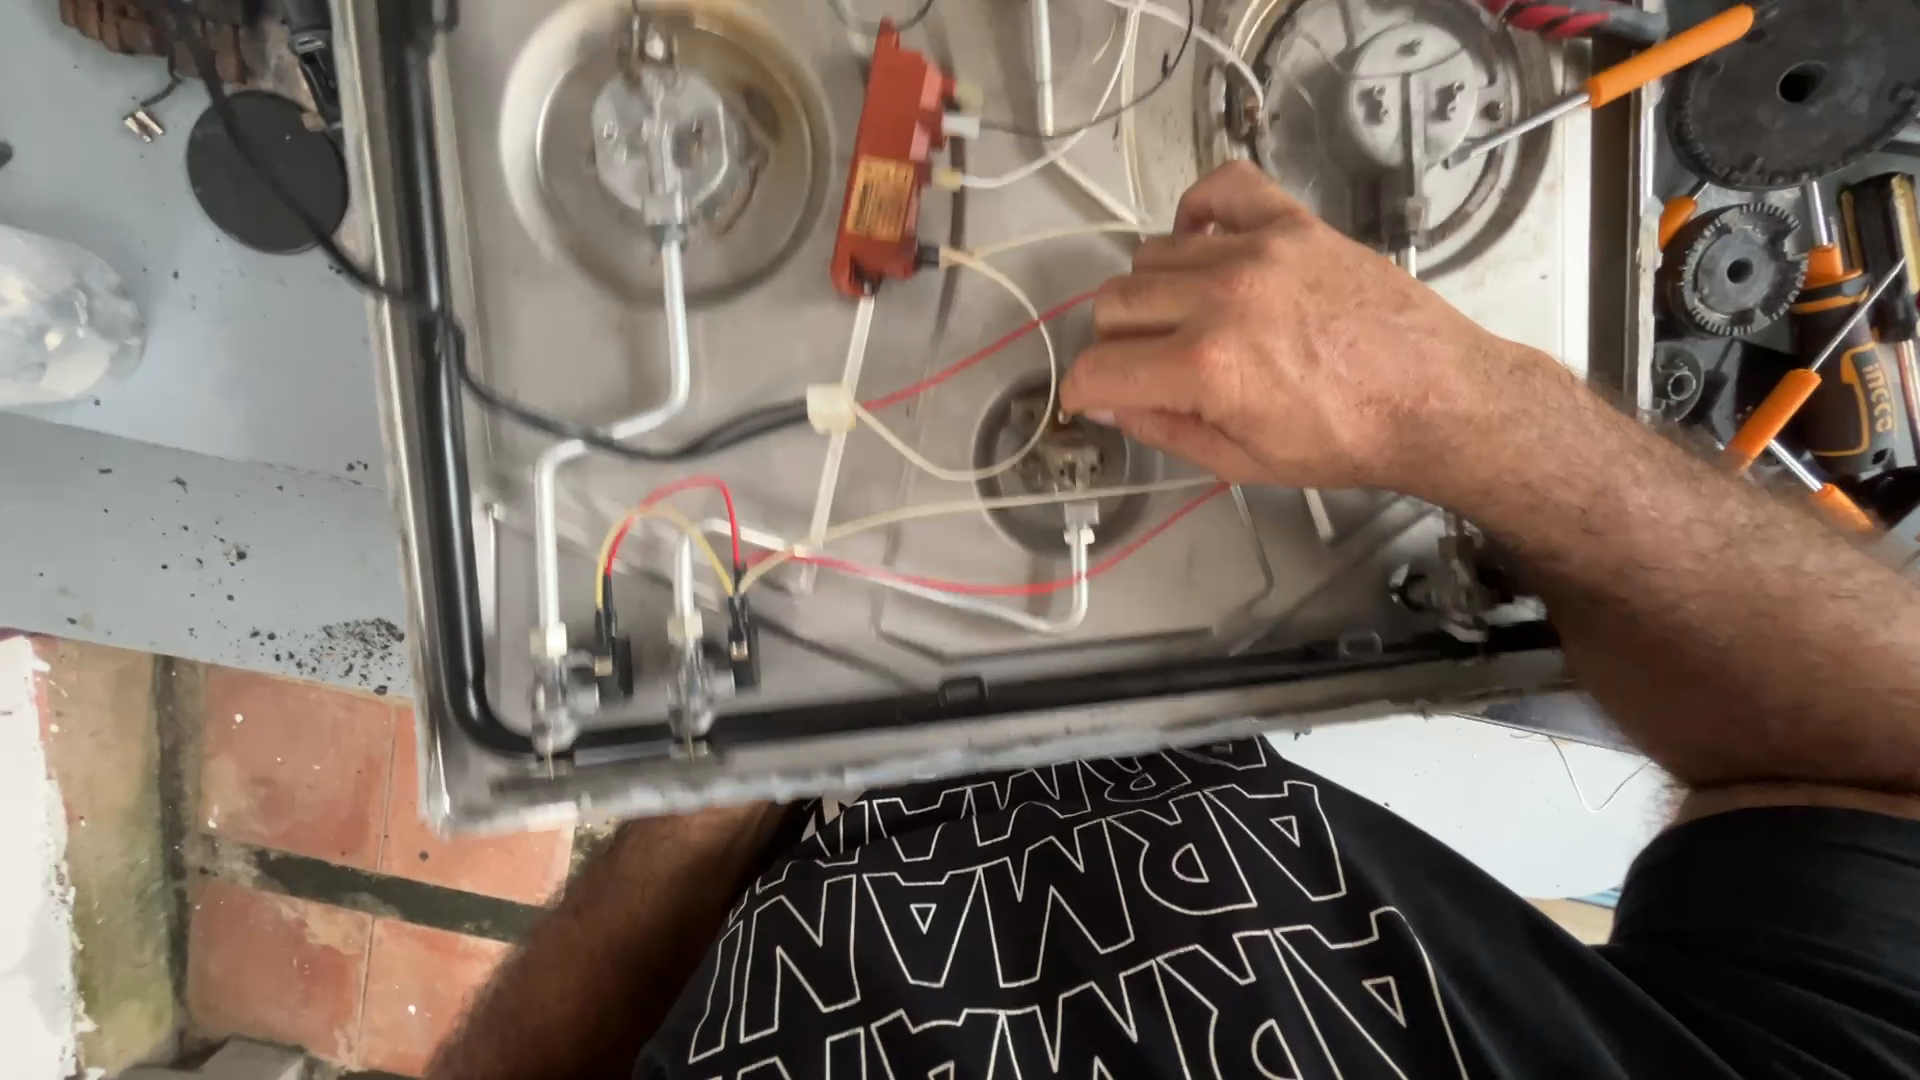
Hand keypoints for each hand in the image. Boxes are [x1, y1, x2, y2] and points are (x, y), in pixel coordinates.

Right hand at [1061, 162, 1564, 501]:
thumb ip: (1161, 428)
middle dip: (1111, 346)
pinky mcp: (1292, 223)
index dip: (1081, 392)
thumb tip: (1108, 404)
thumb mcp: (1237, 462)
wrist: (1435, 399)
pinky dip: (1194, 213)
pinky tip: (1200, 248)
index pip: (1097, 368)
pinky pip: (1220, 188)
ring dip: (1146, 294)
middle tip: (1140, 368)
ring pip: (1148, 255)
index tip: (1090, 400)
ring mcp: (1256, 250)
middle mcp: (1218, 299)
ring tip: (1177, 319)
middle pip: (1111, 305)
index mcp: (1203, 368)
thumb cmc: (1338, 442)